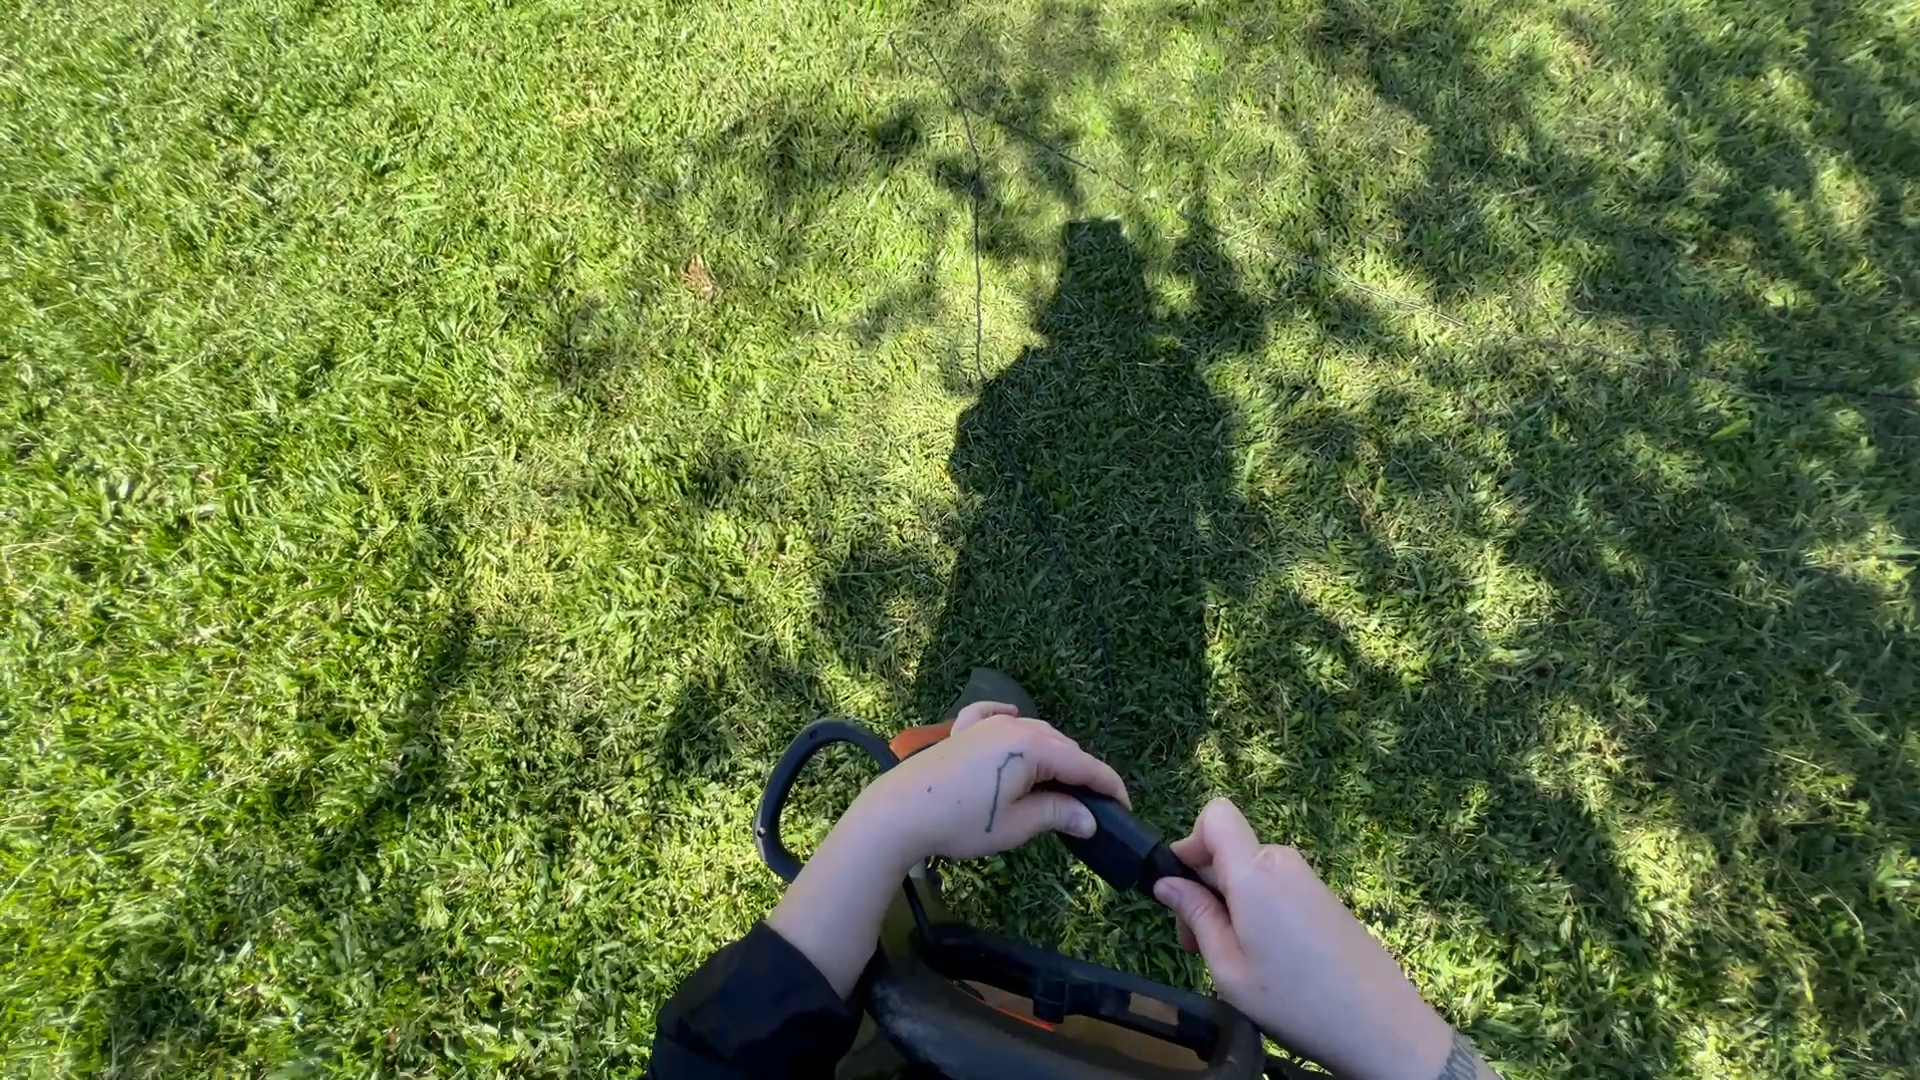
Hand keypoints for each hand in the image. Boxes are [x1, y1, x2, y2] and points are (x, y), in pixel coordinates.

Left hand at [768, 703, 1127, 997]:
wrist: (901, 811)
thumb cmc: (960, 822)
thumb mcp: (1016, 825)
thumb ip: (1057, 814)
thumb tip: (1090, 817)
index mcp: (1031, 747)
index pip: (1082, 764)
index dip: (1108, 785)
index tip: (1125, 807)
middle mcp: (1013, 726)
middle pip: (1061, 745)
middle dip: (1081, 771)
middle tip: (1094, 803)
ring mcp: (985, 724)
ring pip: (1032, 730)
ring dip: (1052, 751)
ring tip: (1062, 779)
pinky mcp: (961, 731)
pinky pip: (992, 715)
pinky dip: (1007, 717)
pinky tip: (1011, 716)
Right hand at [1152, 798, 1461, 1079]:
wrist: (1388, 1032)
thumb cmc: (1298, 1002)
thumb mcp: (1229, 968)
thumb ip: (1195, 916)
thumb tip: (1165, 882)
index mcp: (1254, 871)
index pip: (1215, 814)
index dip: (1191, 841)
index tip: (1184, 888)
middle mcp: (1280, 862)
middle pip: (1226, 851)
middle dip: (1204, 889)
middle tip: (1198, 947)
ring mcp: (1305, 878)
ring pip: (1247, 873)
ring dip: (1229, 905)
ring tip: (1236, 961)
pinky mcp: (1322, 897)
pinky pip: (1272, 887)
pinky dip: (1257, 912)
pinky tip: (1268, 961)